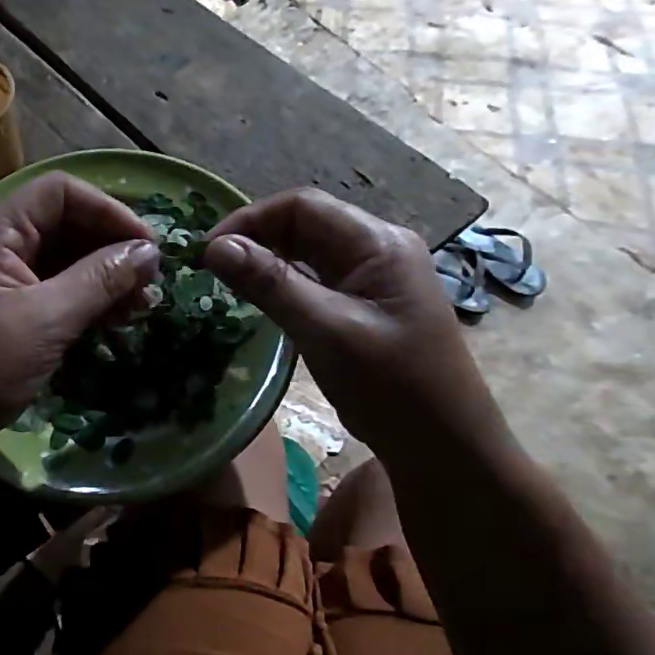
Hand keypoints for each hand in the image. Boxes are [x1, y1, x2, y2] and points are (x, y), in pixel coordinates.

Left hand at [0, 173, 160, 449]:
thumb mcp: (46, 320)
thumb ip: (100, 280)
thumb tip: (150, 252)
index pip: (59, 193)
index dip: (108, 210)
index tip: (145, 245)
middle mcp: (0, 246)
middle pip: (67, 224)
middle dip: (112, 247)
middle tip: (151, 279)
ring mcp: (6, 279)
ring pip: (68, 259)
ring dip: (108, 276)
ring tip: (143, 304)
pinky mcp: (14, 310)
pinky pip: (60, 289)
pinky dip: (91, 299)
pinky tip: (120, 318)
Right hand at [203, 188, 506, 452]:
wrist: (444, 447)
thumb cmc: (392, 387)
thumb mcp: (326, 331)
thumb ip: (271, 285)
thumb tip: (214, 248)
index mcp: (379, 243)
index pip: (303, 206)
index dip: (250, 220)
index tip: (209, 251)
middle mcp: (379, 249)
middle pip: (306, 225)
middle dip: (256, 239)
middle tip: (212, 270)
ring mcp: (376, 278)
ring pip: (310, 253)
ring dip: (268, 262)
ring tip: (228, 283)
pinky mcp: (368, 305)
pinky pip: (319, 280)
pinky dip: (286, 285)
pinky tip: (262, 302)